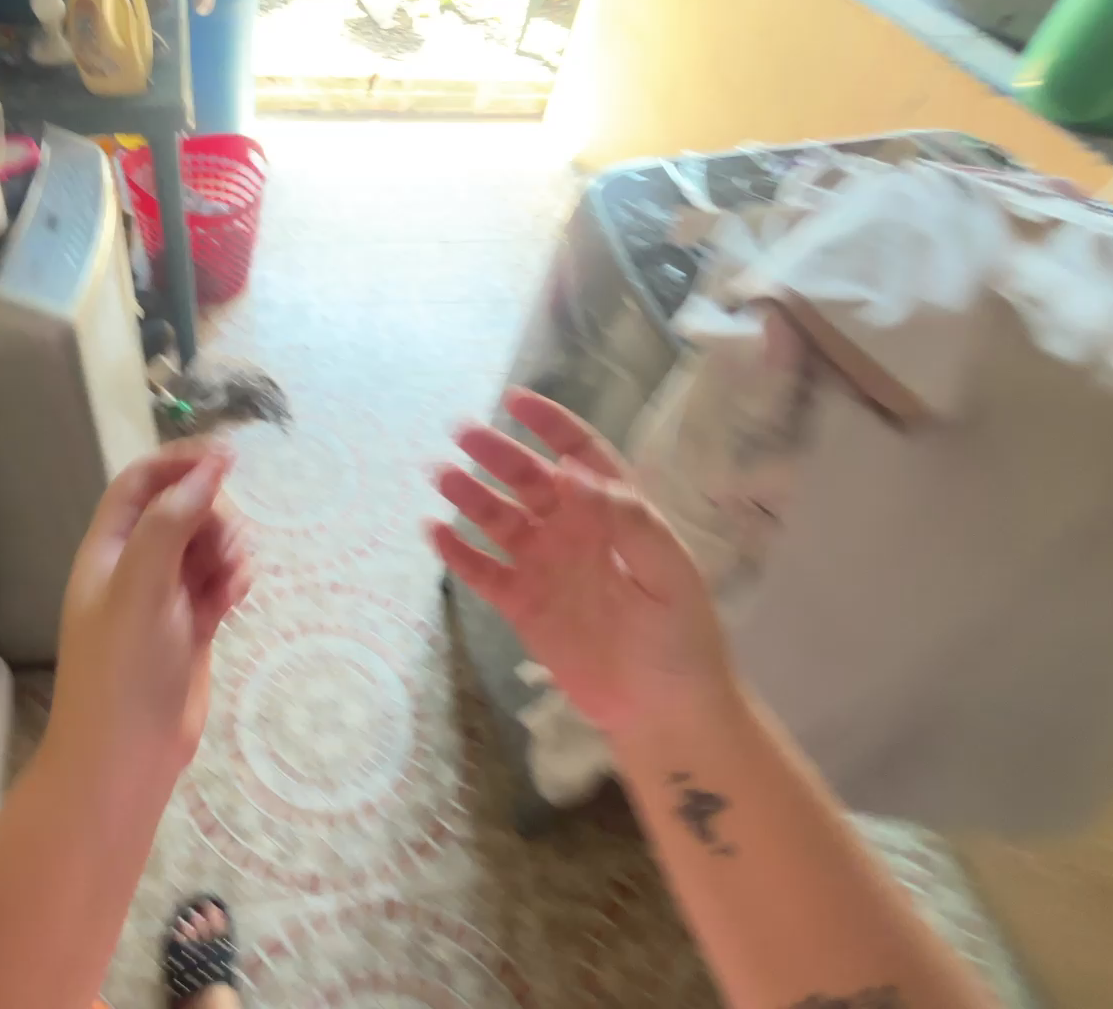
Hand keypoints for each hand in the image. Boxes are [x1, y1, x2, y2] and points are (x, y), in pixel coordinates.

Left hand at [47, 440, 253, 782]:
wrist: (128, 754)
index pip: (142, 483)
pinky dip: (233, 581)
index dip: (180, 463)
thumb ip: (173, 521)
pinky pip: (220, 581)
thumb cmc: (124, 667)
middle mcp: (137, 565)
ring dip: (228, 551)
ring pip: (208, 546)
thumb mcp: (142, 585)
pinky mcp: (193, 623)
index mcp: (110, 549)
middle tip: (224, 548)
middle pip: (183, 510)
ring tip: (230, 582)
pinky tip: (233, 600)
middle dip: (213, 518)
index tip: (229, 456)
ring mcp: (167, 596)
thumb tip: (212, 466)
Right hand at [430, 390, 737, 740]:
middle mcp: (572, 533)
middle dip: (497, 455)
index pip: (580, 455)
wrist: (663, 712)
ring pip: (498, 520)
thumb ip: (626, 519)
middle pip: (528, 482)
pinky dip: (457, 554)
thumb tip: (571, 470)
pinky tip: (433, 533)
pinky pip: (482, 572)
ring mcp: (543, 568)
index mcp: (613, 516)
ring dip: (470, 497)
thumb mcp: (669, 573)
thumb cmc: (680, 639)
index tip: (516, 400)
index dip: (551, 425)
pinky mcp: (520, 606)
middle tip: (462, 433)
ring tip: (442, 476)